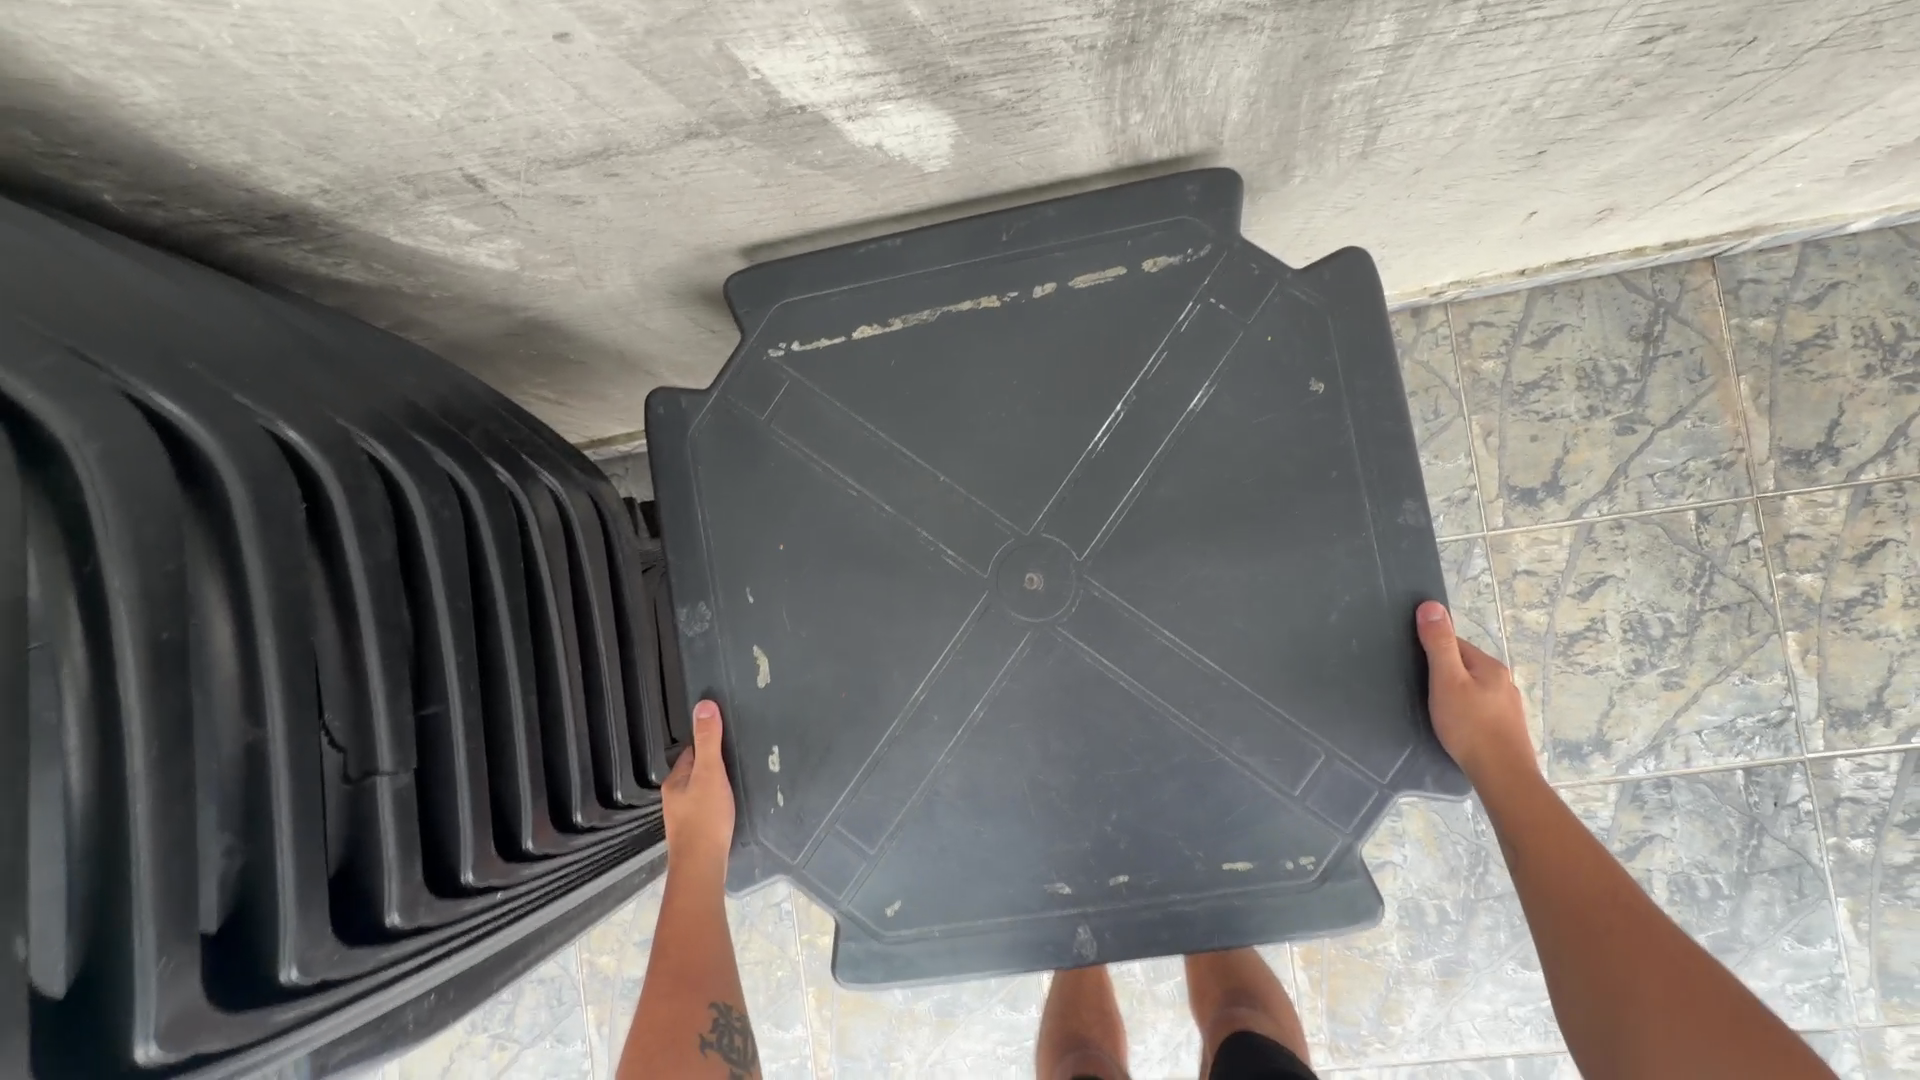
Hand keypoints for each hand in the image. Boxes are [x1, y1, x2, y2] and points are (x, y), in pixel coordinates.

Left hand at [662, 699, 736, 870]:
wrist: (701, 865)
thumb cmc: (705, 817)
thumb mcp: (710, 773)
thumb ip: (709, 740)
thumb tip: (704, 705)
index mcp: (675, 780)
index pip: (690, 752)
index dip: (707, 744)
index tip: (726, 740)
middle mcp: (674, 797)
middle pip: (694, 772)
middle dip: (711, 766)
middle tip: (735, 760)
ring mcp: (682, 816)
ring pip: (699, 791)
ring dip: (713, 786)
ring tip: (735, 783)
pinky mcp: (693, 832)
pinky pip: (704, 809)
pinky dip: (715, 804)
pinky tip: (728, 809)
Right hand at [1414, 601, 1539, 785]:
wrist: (1501, 774)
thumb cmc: (1469, 724)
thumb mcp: (1446, 680)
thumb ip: (1438, 644)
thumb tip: (1431, 605)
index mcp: (1489, 666)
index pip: (1454, 643)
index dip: (1431, 649)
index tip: (1413, 663)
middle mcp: (1503, 681)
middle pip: (1465, 665)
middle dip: (1443, 671)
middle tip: (1421, 688)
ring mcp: (1508, 705)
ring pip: (1473, 688)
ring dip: (1455, 692)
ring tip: (1436, 708)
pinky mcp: (1506, 726)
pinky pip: (1480, 707)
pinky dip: (1466, 710)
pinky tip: (1457, 725)